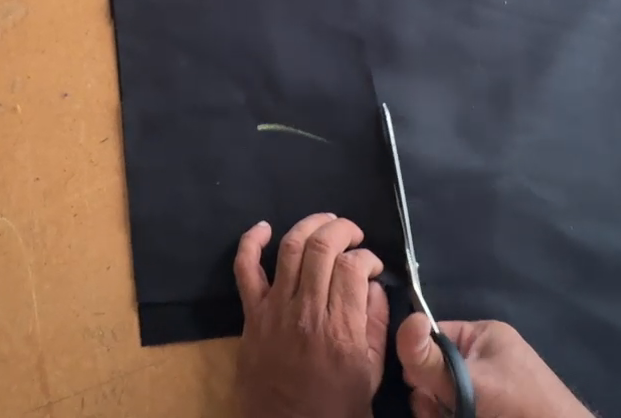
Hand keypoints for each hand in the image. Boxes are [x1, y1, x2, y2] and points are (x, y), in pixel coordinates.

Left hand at [234, 213, 390, 417]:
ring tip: (325, 222)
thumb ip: (376, 326)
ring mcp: (275, 309)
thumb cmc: (334, 408)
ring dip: (309, 225)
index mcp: (340, 331)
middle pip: (321, 248)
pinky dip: (251, 241)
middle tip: (352, 234)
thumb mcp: (370, 375)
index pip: (352, 267)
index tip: (371, 264)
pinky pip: (245, 268)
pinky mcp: (252, 313)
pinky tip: (265, 228)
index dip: (366, 256)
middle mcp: (306, 312)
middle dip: (341, 230)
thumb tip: (373, 285)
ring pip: (289, 248)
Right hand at [397, 315, 594, 417]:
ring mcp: (491, 392)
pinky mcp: (493, 413)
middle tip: (439, 415)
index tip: (423, 393)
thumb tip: (404, 321)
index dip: (420, 364)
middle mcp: (485, 359)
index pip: (433, 338)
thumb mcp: (474, 386)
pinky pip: (461, 412)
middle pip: (436, 373)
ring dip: (440, 414)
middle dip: (431, 399)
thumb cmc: (524, 412)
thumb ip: (434, 363)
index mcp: (483, 336)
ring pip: (446, 400)